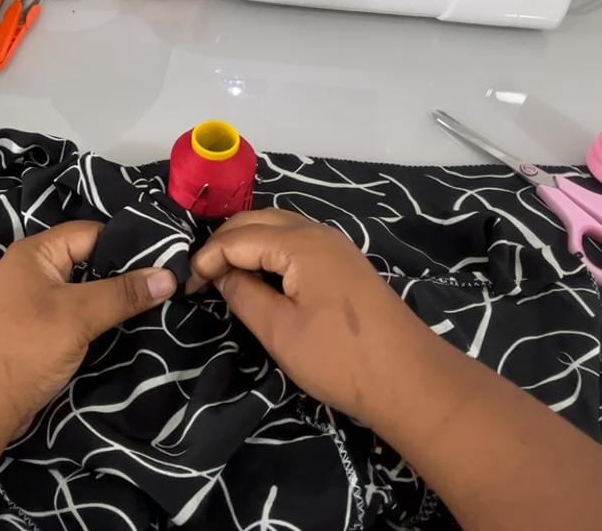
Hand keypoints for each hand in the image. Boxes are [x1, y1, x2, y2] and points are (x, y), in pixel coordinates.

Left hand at [0, 221, 177, 445]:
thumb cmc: (25, 348)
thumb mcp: (78, 316)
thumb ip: (123, 294)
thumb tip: (170, 276)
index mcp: (36, 252)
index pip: (91, 233)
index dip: (128, 243)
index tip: (167, 256)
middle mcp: (32, 268)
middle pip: (88, 259)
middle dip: (123, 271)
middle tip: (167, 280)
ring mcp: (32, 299)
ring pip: (83, 287)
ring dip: (111, 296)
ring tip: (155, 299)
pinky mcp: (36, 327)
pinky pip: (73, 310)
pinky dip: (96, 315)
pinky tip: (125, 323)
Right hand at [188, 208, 443, 430]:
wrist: (412, 381)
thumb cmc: (341, 359)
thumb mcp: (280, 332)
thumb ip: (244, 296)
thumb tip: (222, 276)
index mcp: (299, 243)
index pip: (238, 238)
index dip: (208, 259)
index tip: (188, 288)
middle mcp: (316, 231)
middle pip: (256, 219)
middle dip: (223, 242)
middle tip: (202, 275)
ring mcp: (334, 244)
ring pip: (277, 224)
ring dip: (246, 241)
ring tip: (224, 272)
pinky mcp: (343, 260)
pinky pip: (294, 237)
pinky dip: (268, 247)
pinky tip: (260, 272)